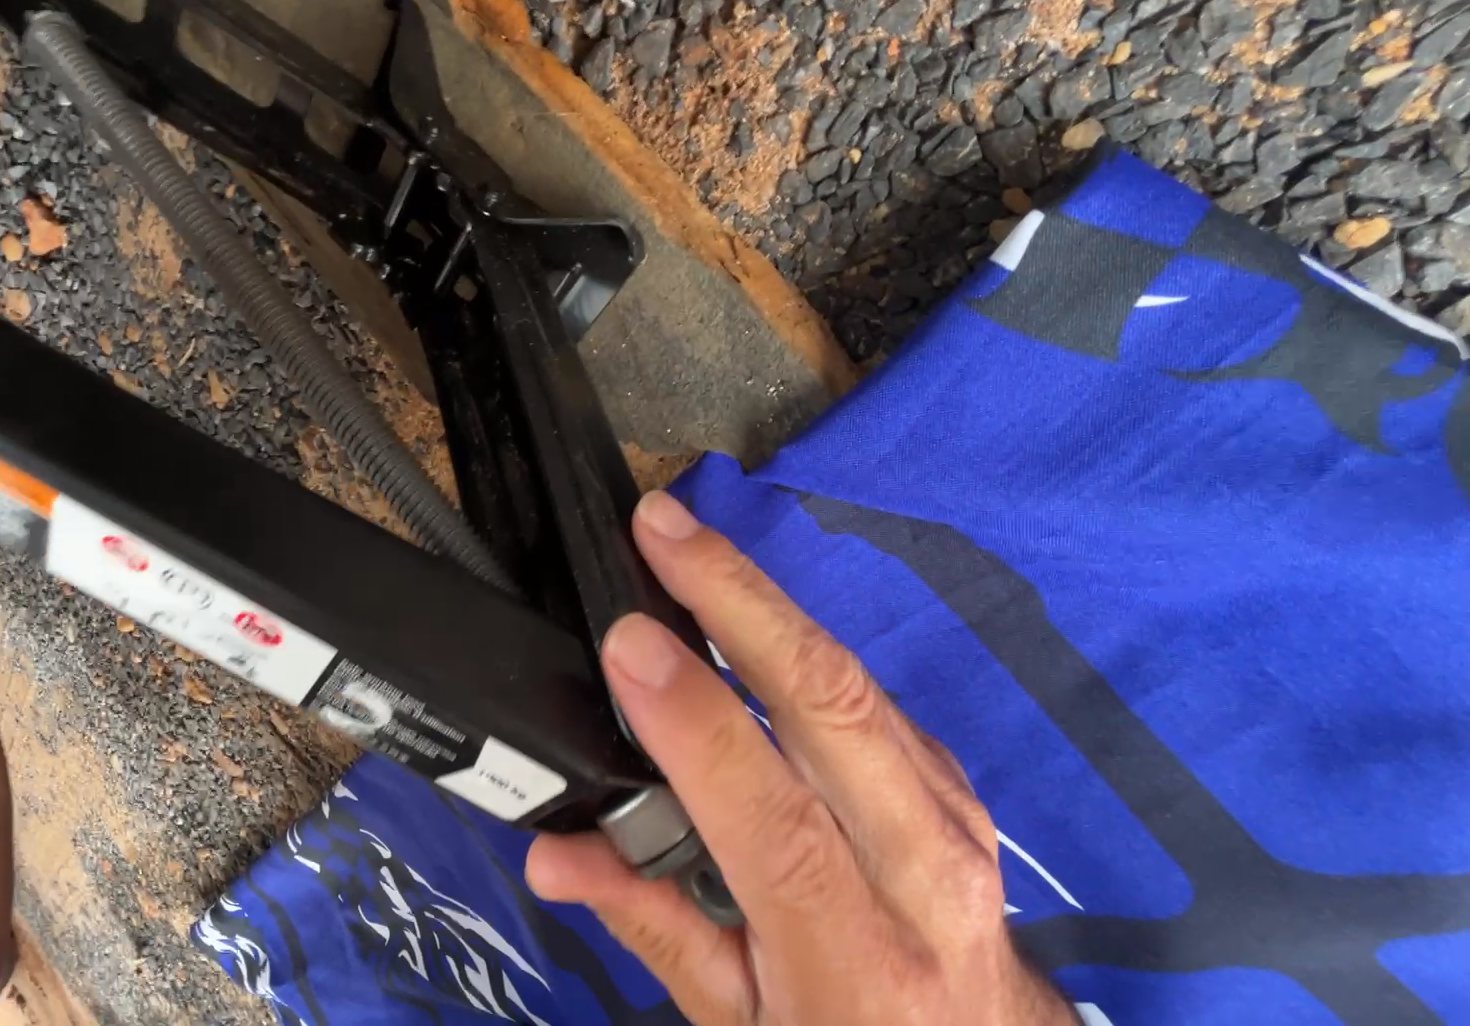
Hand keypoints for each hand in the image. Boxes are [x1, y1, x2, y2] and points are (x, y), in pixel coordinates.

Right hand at [527, 491, 1074, 1025]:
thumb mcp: (739, 1023)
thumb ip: (649, 923)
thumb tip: (551, 850)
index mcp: (857, 957)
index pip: (773, 820)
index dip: (697, 723)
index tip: (628, 641)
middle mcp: (922, 868)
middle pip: (833, 704)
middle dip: (738, 599)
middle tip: (659, 525)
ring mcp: (948, 807)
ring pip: (849, 673)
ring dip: (761, 594)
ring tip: (684, 537)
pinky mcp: (947, 773)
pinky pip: (860, 684)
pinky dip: (792, 625)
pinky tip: (738, 591)